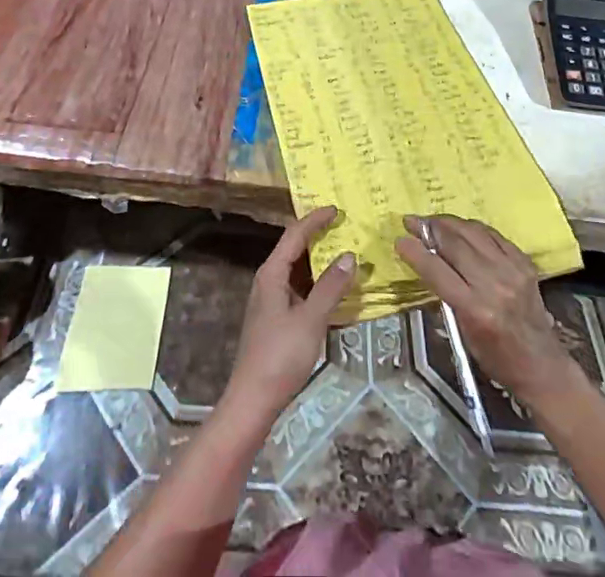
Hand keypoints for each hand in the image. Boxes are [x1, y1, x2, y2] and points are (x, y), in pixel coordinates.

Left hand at [221, 207, 356, 421]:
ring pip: (298, 272)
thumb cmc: (280, 354)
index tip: (336, 209)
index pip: (293, 236)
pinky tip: (336, 291)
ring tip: (347, 254)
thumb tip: (349, 256)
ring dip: (320, 263)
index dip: (314, 220)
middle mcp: (268, 282)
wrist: (254, 396)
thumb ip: (330, 288)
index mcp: (271, 275)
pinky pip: (300, 291)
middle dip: (317, 237)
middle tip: (345, 227)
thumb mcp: (310, 320)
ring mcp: (272, 301)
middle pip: (293, 250)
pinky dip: (318, 285)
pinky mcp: (278, 319)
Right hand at [394, 216, 577, 400]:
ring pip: (474, 232)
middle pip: (454, 243)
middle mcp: (495, 284)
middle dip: (428, 228)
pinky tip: (462, 229)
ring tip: (432, 221)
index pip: (436, 269)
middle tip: (411, 221)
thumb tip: (425, 260)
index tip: (399, 240)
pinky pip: (494, 235)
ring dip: (449, 223)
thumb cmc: (495, 356)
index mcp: (475, 308)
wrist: (542, 366)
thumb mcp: (461, 329)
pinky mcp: (526, 265)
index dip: (414, 251)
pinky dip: (474, 229)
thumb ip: (445, 292)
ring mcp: (513, 271)